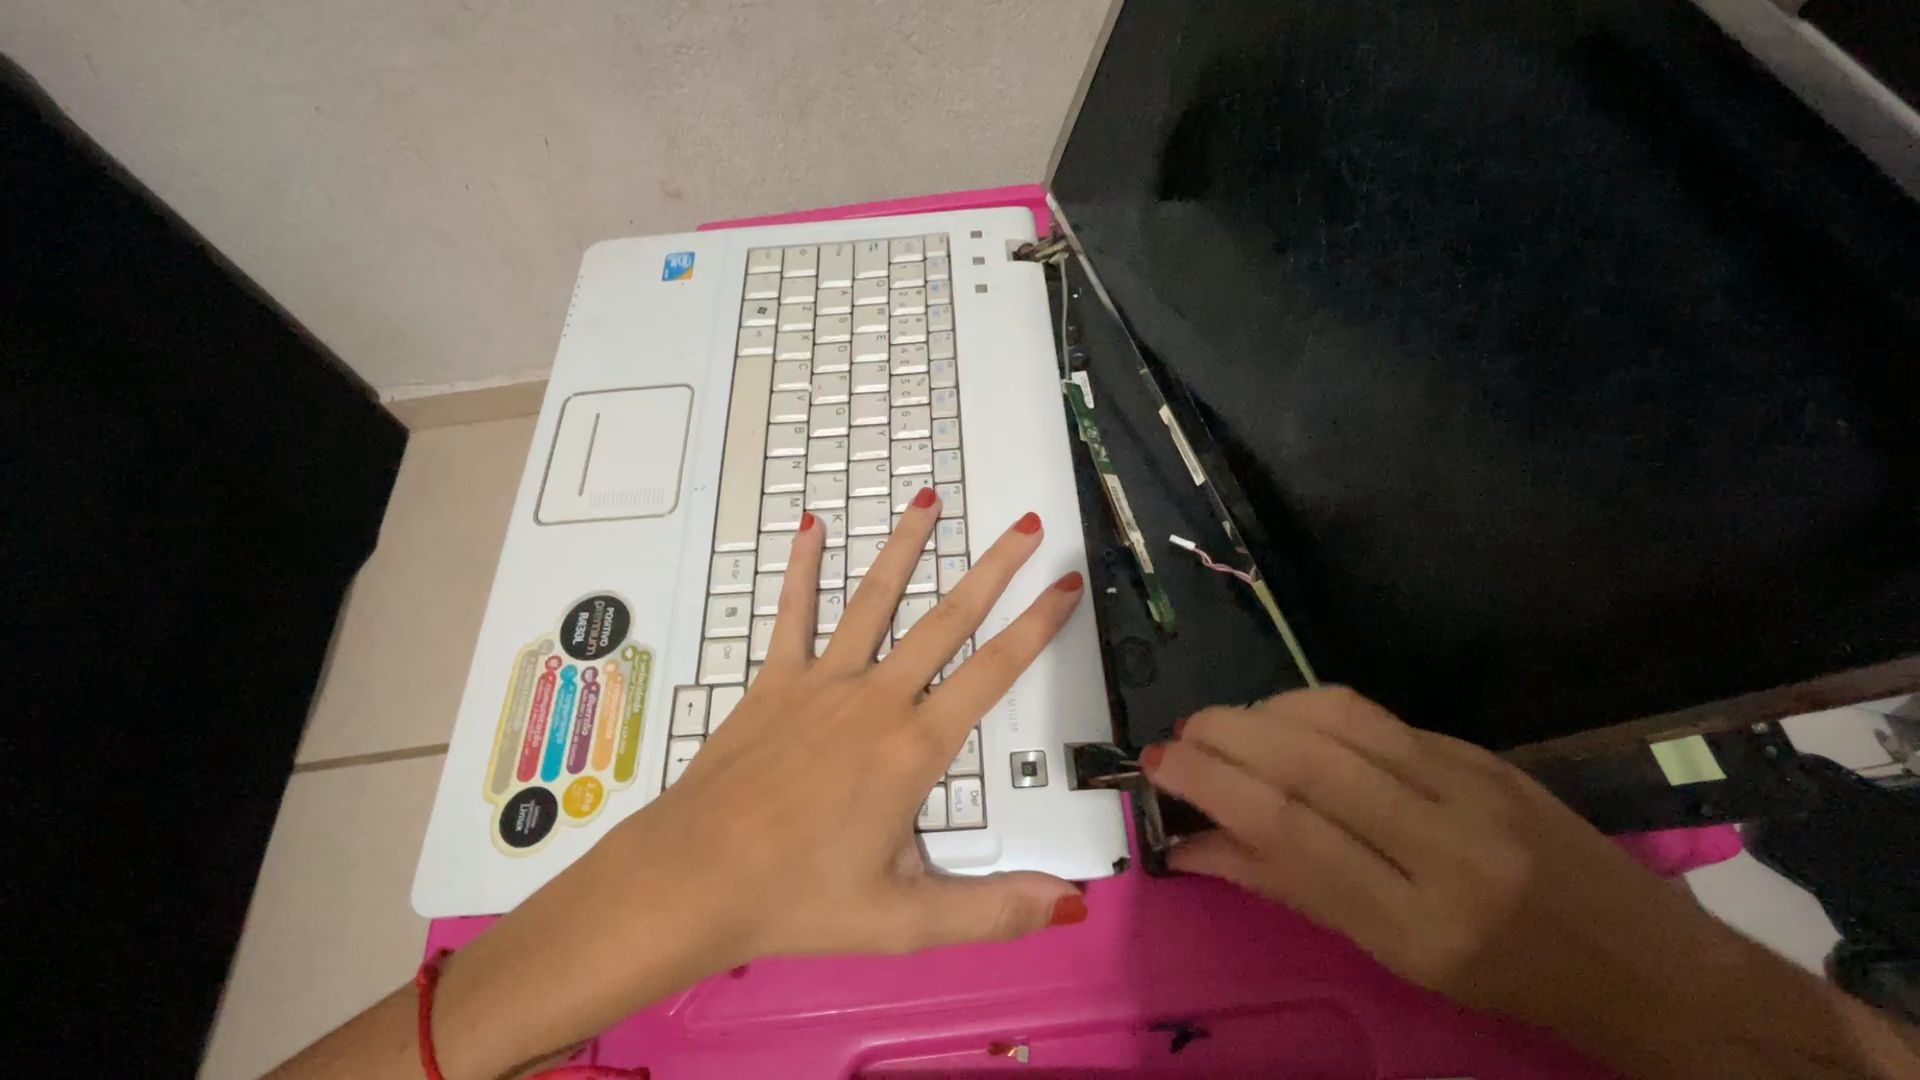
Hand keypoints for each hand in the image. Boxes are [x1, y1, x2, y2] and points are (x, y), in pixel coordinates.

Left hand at [425, 493, 1088, 1077]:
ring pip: (875, 600)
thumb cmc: (799, 899)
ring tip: (929, 498)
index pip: (993, 672)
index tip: (1066, 583)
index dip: (1037, 626)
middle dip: (994, 568)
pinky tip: (809, 526)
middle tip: (1027, 525)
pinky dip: (801, 568)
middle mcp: (876, 698)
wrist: (693, 880)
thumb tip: (1072, 902)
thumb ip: (993, 910)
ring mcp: (822, 682)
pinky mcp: (774, 680)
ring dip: (906, 547)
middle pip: (947, 620)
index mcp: (914, 748)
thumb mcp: (904, 920)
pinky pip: (791, 614)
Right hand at [1142, 689, 1746, 1036]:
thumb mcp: (1390, 954)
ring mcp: (1471, 787)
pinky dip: (1307, 708)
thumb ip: (1285, 887)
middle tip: (1174, 736)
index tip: (1157, 766)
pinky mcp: (1480, 751)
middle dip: (1222, 735)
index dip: (1211, 787)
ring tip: (1220, 726)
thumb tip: (1190, 846)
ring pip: (1340, 721)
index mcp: (1418, 923)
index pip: (1291, 833)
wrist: (1645, 963)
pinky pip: (1374, 715)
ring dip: (1259, 712)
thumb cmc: (1502, 978)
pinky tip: (1281, 722)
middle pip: (1308, 763)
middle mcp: (1447, 846)